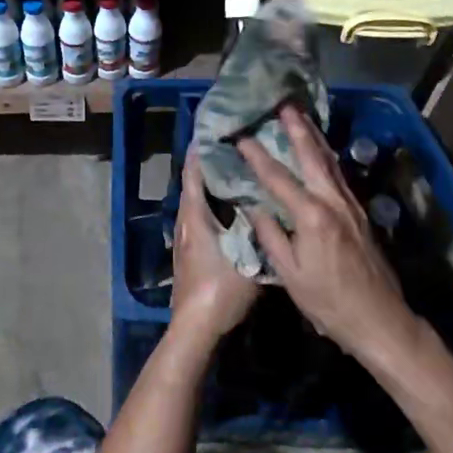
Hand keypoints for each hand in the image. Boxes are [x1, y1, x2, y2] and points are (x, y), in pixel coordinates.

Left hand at [170, 151, 260, 344]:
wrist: (196, 325)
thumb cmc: (220, 288)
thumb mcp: (247, 255)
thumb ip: (258, 227)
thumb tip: (268, 200)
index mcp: (194, 213)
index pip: (195, 170)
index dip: (203, 148)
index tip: (216, 128)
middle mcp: (184, 218)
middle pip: (195, 182)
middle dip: (211, 163)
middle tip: (235, 145)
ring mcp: (184, 235)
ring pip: (197, 199)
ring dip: (212, 184)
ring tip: (238, 170)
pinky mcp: (188, 249)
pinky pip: (200, 215)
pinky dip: (213, 203)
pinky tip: (232, 208)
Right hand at [240, 107, 421, 365]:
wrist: (383, 323)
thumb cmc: (329, 302)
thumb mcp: (289, 273)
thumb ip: (270, 234)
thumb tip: (253, 205)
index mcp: (312, 216)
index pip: (277, 177)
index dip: (255, 155)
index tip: (238, 135)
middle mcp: (333, 203)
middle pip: (312, 157)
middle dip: (297, 129)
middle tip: (283, 105)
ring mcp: (351, 208)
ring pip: (330, 163)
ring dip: (314, 138)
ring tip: (301, 118)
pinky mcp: (360, 216)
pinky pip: (339, 176)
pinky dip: (326, 157)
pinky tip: (321, 153)